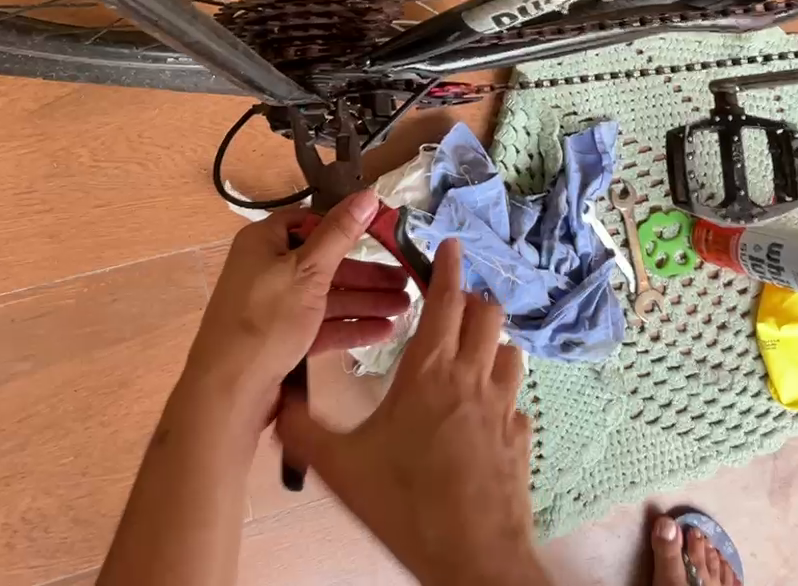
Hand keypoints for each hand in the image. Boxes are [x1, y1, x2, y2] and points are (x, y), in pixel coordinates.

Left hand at [184, 189, 409, 421]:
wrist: (228, 392)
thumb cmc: (266, 319)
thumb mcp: (308, 269)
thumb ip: (340, 233)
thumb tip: (368, 194)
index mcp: (264, 241)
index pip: (309, 222)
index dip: (345, 226)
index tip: (381, 232)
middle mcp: (266, 269)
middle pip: (324, 264)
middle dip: (366, 274)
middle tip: (405, 280)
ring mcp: (274, 306)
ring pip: (326, 297)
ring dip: (365, 301)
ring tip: (405, 306)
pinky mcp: (282, 339)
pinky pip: (321, 325)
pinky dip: (350, 326)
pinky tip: (384, 330)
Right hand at [275, 239, 546, 585]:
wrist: (472, 560)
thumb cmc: (405, 502)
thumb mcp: (342, 467)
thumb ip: (305, 431)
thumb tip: (277, 406)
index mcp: (429, 371)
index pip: (446, 301)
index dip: (450, 267)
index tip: (453, 243)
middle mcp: (472, 379)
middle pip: (488, 315)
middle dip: (473, 299)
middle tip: (453, 302)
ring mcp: (502, 409)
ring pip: (509, 351)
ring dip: (492, 342)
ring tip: (471, 351)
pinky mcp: (520, 441)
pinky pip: (516, 402)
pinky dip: (503, 394)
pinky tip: (486, 412)